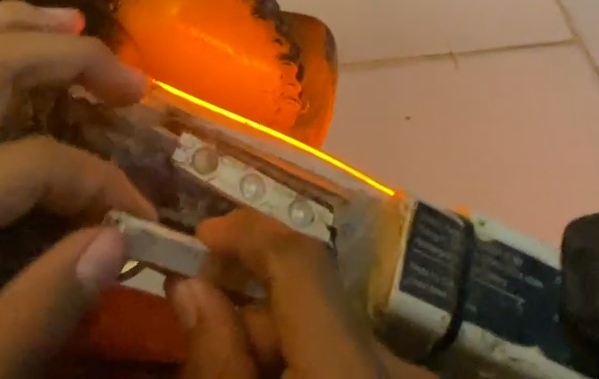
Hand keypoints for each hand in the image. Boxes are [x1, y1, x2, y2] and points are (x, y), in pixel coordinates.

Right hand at [171, 209, 421, 378]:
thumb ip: (218, 359)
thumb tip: (190, 285)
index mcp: (350, 363)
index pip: (301, 260)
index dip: (249, 233)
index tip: (201, 234)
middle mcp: (391, 354)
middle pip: (312, 293)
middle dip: (252, 297)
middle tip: (201, 317)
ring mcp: (408, 370)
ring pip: (330, 325)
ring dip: (278, 332)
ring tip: (237, 363)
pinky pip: (352, 353)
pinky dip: (311, 356)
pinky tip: (279, 373)